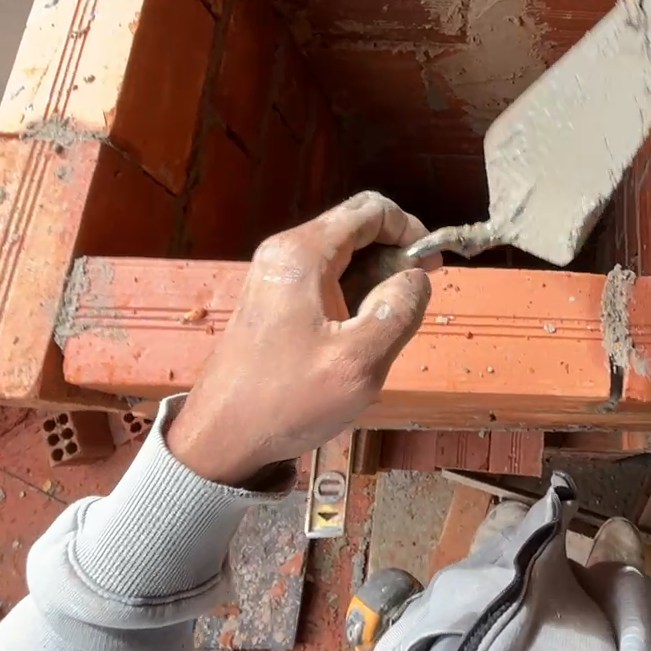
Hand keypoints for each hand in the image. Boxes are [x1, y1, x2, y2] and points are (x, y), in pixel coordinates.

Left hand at [167, 192, 439, 485]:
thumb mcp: (359, 361)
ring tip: (388, 323)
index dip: (410, 230)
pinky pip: (329, 276)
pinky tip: (362, 331)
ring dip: (377, 277)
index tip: (431, 268)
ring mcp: (278, 273)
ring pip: (346, 253)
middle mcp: (287, 251)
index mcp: (304, 253)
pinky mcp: (276, 296)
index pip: (372, 210)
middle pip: (358, 226)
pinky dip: (355, 292)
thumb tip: (417, 277)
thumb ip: (399, 310)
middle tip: (413, 298)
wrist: (220, 440)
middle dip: (396, 254)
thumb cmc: (287, 400)